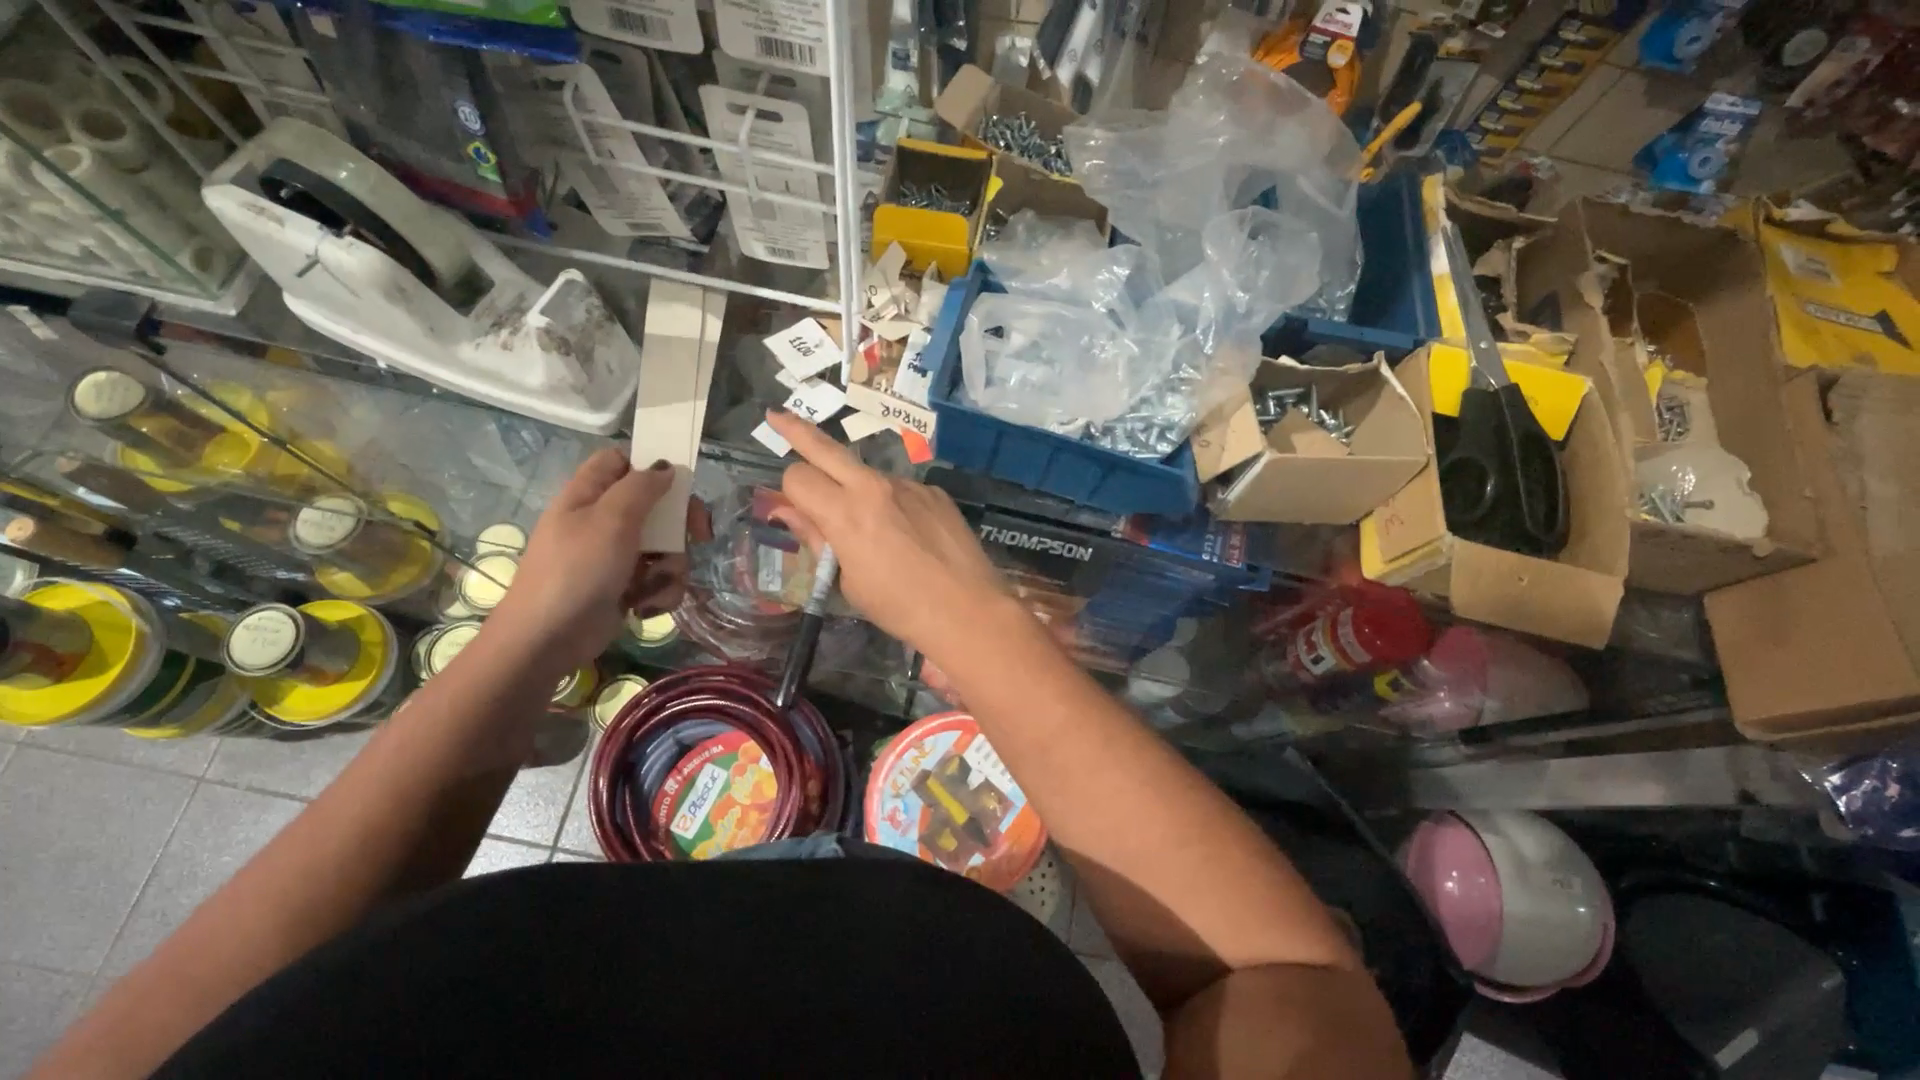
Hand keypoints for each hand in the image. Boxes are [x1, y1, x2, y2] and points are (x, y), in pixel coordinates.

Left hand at [488, 448, 687, 673]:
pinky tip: (645, 606)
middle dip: (679, 525)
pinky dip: (659, 593)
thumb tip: (665, 467)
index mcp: (589, 494)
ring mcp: (615, 556)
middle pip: (656, 507)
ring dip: (671, 567)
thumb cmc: (577, 570)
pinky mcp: (625, 588)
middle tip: (698, 536)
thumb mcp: (610, 520)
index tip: (679, 483)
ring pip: (665, 547)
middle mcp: (603, 521)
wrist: (548, 639)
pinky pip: (658, 580)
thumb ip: (642, 487)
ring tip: (654, 585)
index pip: (621, 461)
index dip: (649, 466)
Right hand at [764, 410, 1005, 654]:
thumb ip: (817, 539)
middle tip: (778, 416)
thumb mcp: (848, 582)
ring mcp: (909, 485)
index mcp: (845, 513)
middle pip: (825, 447)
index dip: (789, 492)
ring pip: (866, 472)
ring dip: (855, 487)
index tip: (792, 507)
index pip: (797, 476)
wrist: (968, 609)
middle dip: (797, 430)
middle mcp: (874, 487)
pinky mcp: (935, 492)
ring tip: (874, 532)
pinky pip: (900, 489)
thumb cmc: (900, 607)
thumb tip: (787, 512)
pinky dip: (892, 504)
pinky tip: (908, 535)